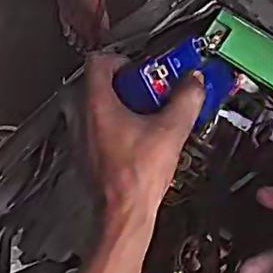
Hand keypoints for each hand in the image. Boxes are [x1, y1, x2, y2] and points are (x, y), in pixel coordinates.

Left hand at [81, 52, 204, 235]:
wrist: (123, 213)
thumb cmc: (137, 177)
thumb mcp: (172, 130)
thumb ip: (186, 99)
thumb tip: (194, 83)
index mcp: (96, 103)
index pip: (98, 61)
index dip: (122, 60)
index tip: (141, 70)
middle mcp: (80, 116)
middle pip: (95, 82)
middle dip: (123, 83)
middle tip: (146, 91)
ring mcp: (78, 136)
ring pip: (93, 105)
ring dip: (117, 104)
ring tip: (143, 114)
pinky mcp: (83, 153)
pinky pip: (93, 127)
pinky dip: (111, 125)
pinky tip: (135, 138)